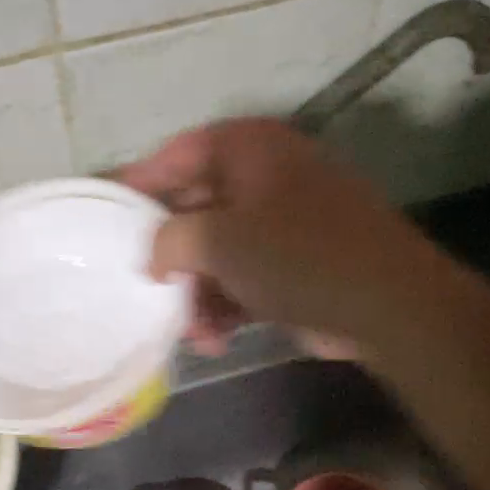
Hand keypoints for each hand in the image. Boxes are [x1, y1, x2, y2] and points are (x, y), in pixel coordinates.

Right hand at [115, 118, 450, 355]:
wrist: (383, 303)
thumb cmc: (297, 256)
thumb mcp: (219, 240)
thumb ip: (170, 239)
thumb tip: (156, 255)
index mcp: (249, 149)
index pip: (177, 154)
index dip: (138, 183)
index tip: (106, 213)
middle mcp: (265, 177)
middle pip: (196, 211)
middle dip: (172, 260)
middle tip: (147, 290)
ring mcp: (285, 223)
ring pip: (220, 255)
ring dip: (199, 296)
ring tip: (194, 335)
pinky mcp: (297, 266)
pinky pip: (246, 280)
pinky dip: (228, 307)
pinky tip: (218, 340)